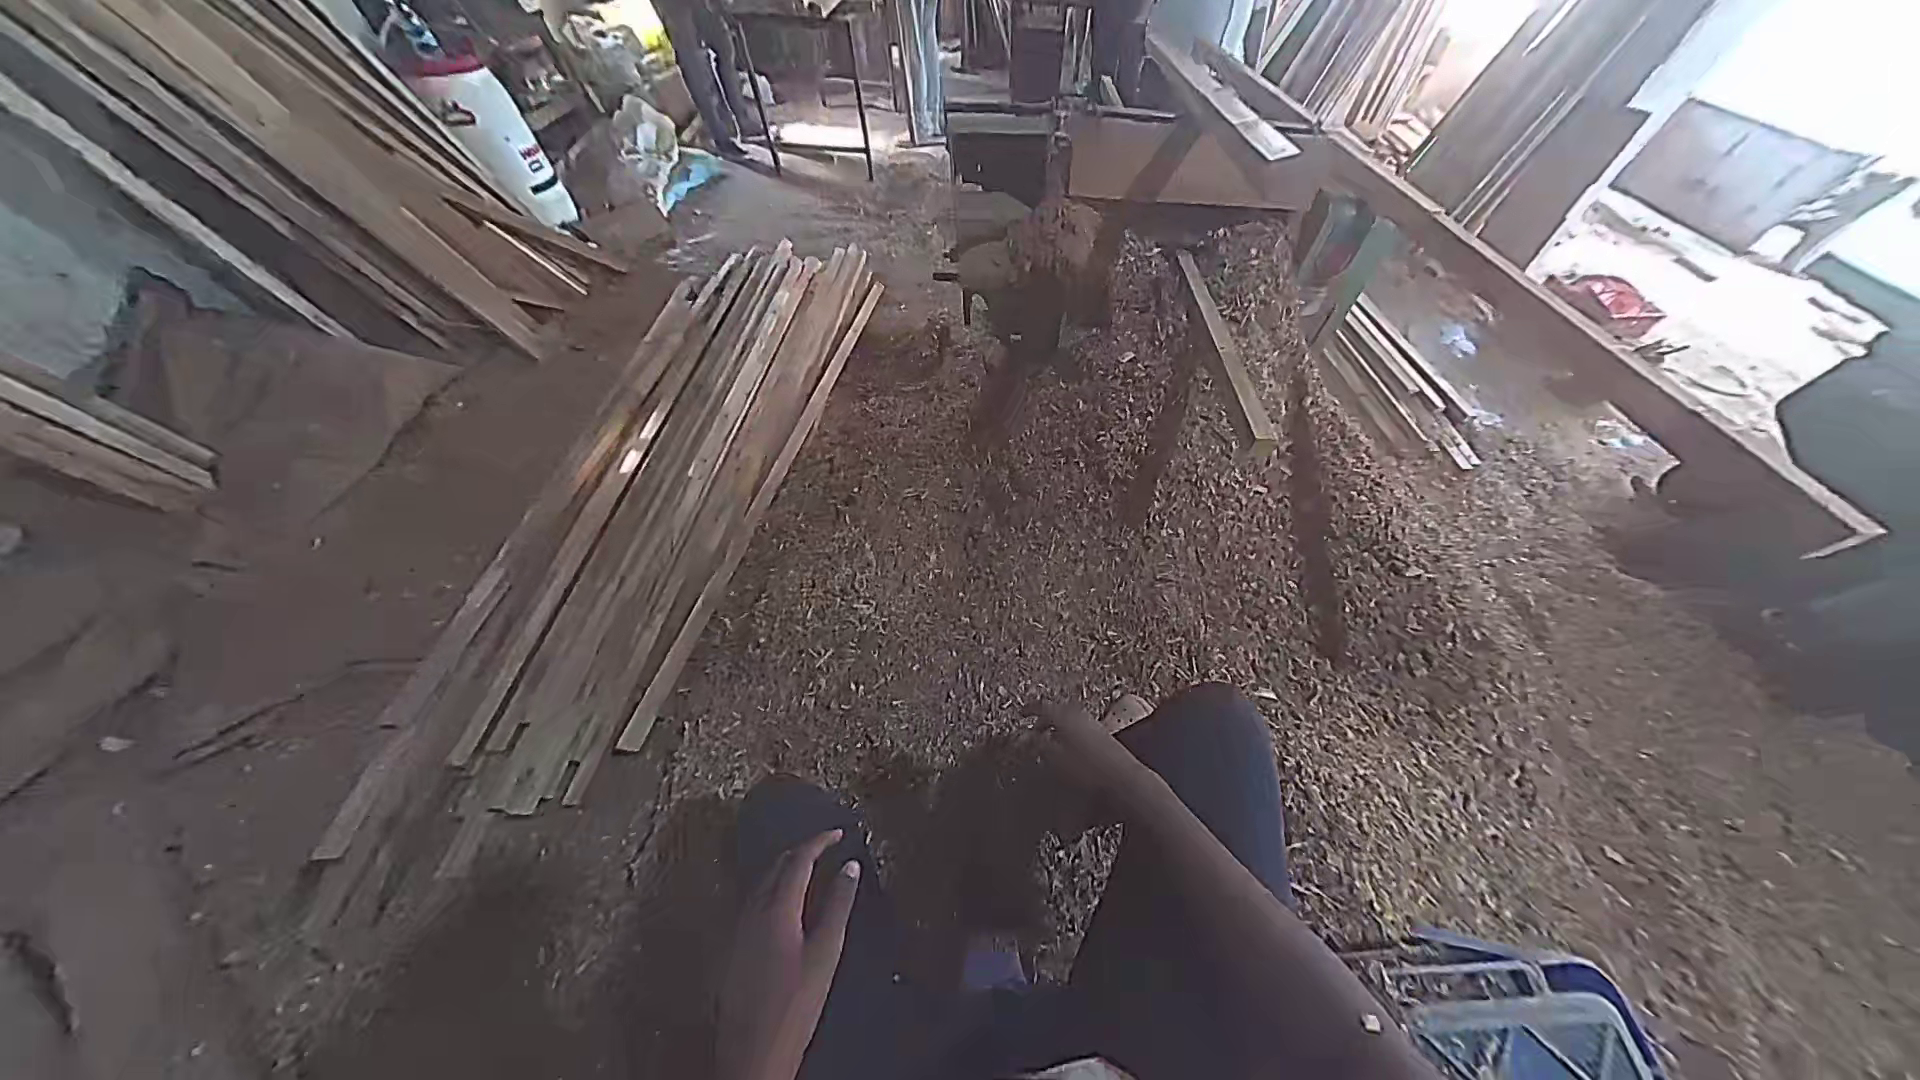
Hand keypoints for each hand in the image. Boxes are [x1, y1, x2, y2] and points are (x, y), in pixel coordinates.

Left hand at [716, 830, 860, 1079]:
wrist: (752, 1055)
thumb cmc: (795, 1005)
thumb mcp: (826, 952)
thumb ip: (838, 904)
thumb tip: (850, 867)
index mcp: (776, 908)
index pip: (799, 858)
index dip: (820, 840)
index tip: (839, 832)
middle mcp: (752, 911)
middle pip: (777, 865)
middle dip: (802, 850)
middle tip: (826, 847)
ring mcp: (739, 929)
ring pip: (763, 881)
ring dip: (786, 866)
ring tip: (810, 868)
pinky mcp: (733, 946)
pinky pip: (754, 899)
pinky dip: (774, 886)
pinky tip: (786, 902)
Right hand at [1026, 699, 1153, 814]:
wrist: (1125, 780)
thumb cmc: (1090, 771)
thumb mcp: (1058, 760)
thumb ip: (1039, 746)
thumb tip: (1024, 736)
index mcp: (1067, 718)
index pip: (1043, 706)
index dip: (1030, 709)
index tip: (1020, 714)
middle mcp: (1080, 716)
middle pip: (1057, 711)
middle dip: (1043, 719)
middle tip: (1033, 730)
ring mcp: (1094, 724)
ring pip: (1069, 719)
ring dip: (1057, 726)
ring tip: (1049, 741)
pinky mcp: (1104, 735)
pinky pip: (1080, 726)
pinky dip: (1069, 732)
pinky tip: (1068, 749)